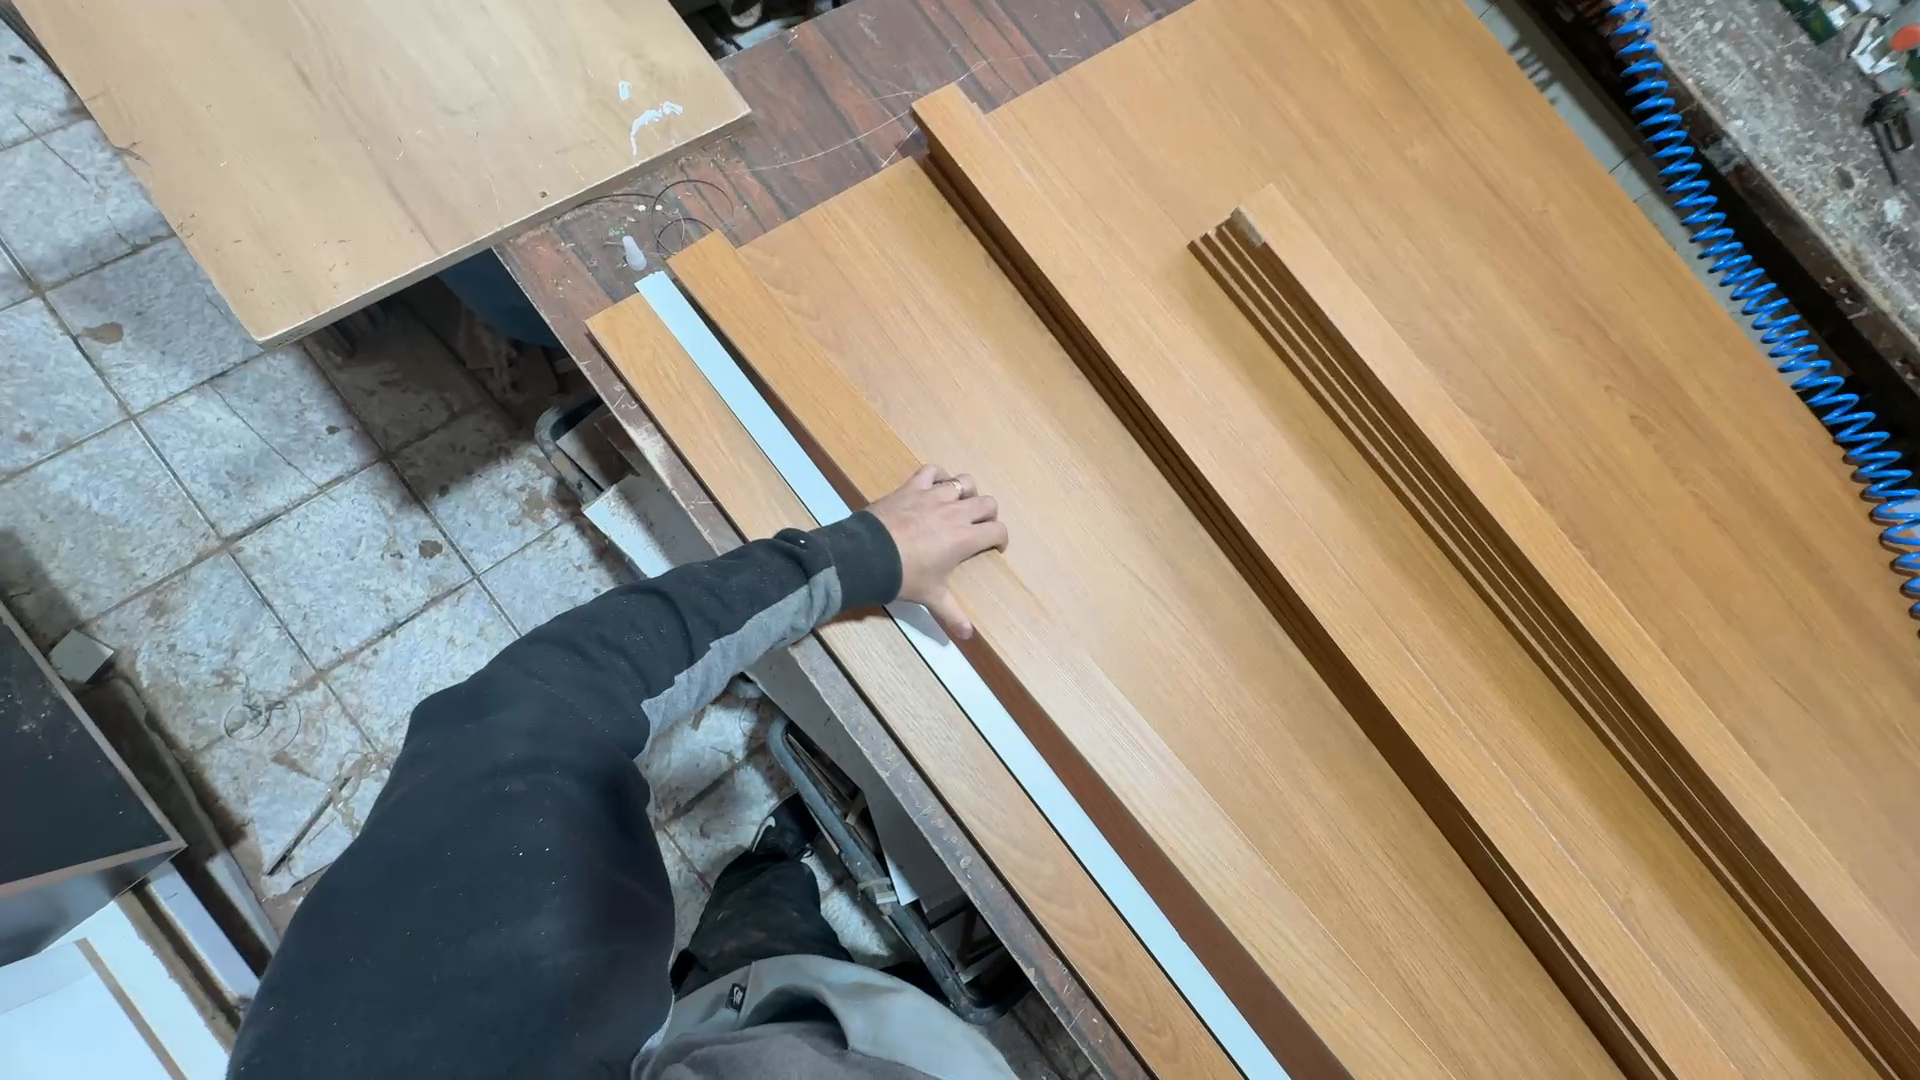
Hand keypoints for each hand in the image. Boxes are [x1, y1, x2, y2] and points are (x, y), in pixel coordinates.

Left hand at [865, 465, 1008, 639]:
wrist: (867, 557)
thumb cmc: (904, 577)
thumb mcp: (931, 596)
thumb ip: (952, 614)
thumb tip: (968, 636)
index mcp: (965, 538)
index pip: (997, 530)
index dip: (1001, 538)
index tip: (995, 546)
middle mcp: (955, 513)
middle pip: (987, 503)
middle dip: (988, 514)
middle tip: (979, 527)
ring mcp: (934, 497)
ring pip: (964, 482)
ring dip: (968, 492)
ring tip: (961, 504)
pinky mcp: (913, 487)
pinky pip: (932, 471)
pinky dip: (938, 476)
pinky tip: (936, 486)